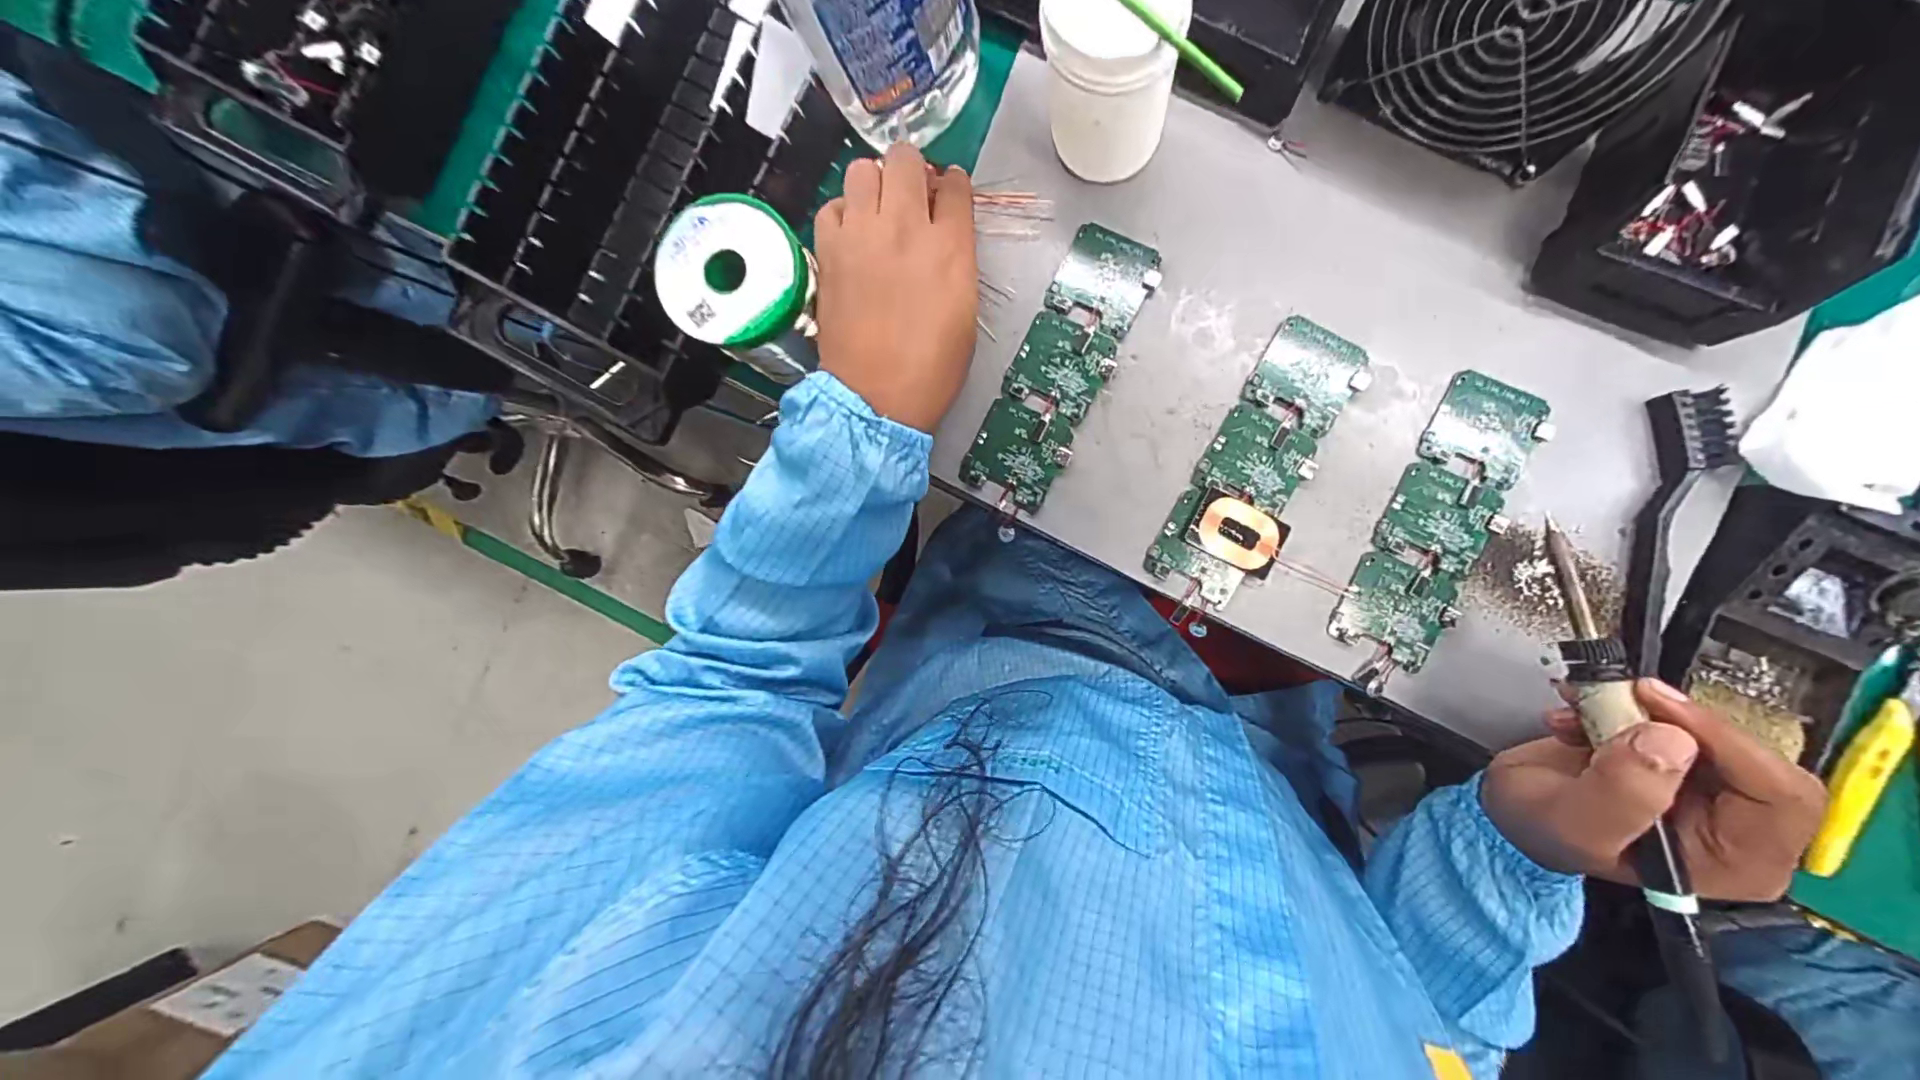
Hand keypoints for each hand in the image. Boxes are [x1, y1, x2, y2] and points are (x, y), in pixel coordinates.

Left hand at [813, 143, 977, 432]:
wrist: (877, 398)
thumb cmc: (931, 369)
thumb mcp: (965, 313)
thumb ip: (958, 261)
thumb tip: (945, 235)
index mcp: (950, 248)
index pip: (955, 185)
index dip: (953, 186)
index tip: (947, 196)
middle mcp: (905, 228)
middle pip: (906, 160)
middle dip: (913, 170)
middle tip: (913, 195)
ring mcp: (861, 236)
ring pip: (863, 169)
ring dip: (875, 182)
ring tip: (879, 209)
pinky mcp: (828, 252)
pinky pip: (832, 205)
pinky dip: (844, 211)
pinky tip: (852, 233)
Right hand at [1481, 678, 1826, 900]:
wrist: (1505, 807)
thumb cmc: (1540, 830)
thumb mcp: (1573, 822)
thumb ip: (1623, 792)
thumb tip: (1670, 740)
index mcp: (1739, 859)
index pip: (1781, 795)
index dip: (1726, 743)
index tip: (1658, 706)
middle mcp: (1737, 823)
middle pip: (1747, 754)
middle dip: (1675, 720)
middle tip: (1621, 698)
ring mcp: (1704, 787)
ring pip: (1704, 729)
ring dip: (1634, 708)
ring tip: (1578, 708)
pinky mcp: (1670, 755)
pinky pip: (1668, 717)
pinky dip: (1617, 704)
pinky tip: (1577, 714)